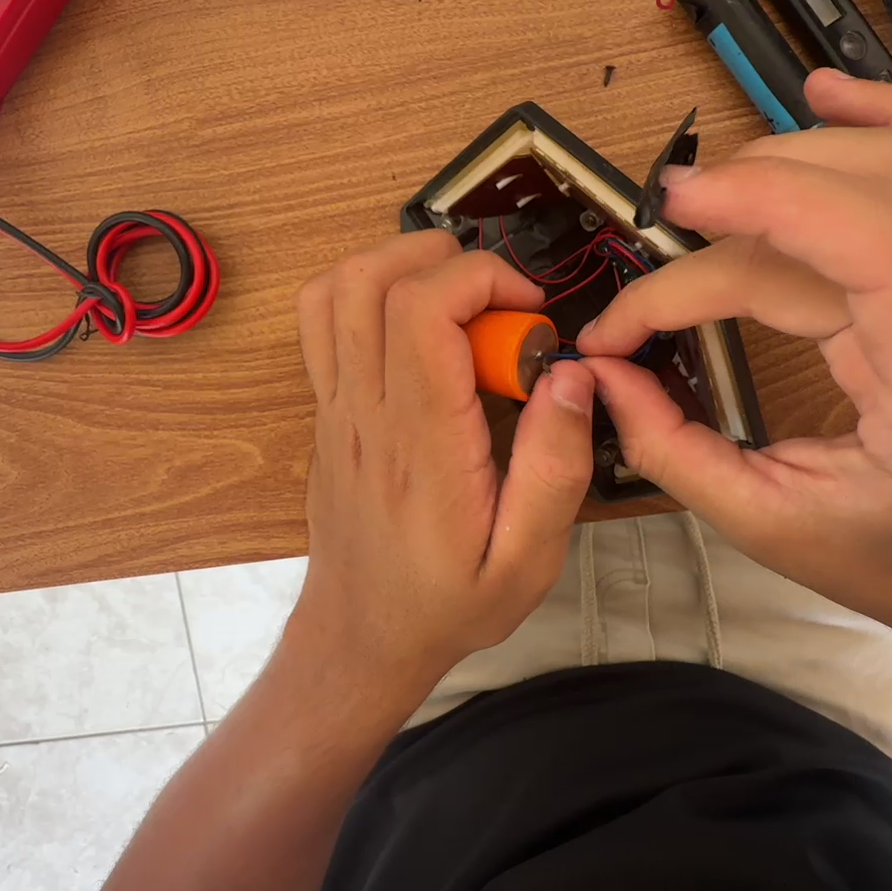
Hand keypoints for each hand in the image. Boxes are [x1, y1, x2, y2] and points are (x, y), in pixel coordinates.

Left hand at [289, 230, 595, 690]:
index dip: (481, 279)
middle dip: (440, 256)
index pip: (422, 311)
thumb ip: (555, 465)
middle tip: (495, 298)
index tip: (530, 312)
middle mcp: (364, 410)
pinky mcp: (324, 412)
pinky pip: (321, 325)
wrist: (360, 636)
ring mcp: (333, 407)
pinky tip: (411, 328)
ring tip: (451, 297)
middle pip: (367, 280)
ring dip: (392, 265)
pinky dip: (361, 295)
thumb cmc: (447, 603)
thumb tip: (570, 374)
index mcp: (420, 441)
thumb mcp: (527, 558)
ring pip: (331, 292)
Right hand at [575, 71, 891, 669]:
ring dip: (796, 156)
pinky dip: (885, 118)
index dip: (769, 203)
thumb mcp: (765, 524)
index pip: (877, 240)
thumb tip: (598, 373)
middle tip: (656, 223)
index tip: (667, 215)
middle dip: (749, 195)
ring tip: (708, 186)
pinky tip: (825, 91)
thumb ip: (670, 446)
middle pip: (873, 195)